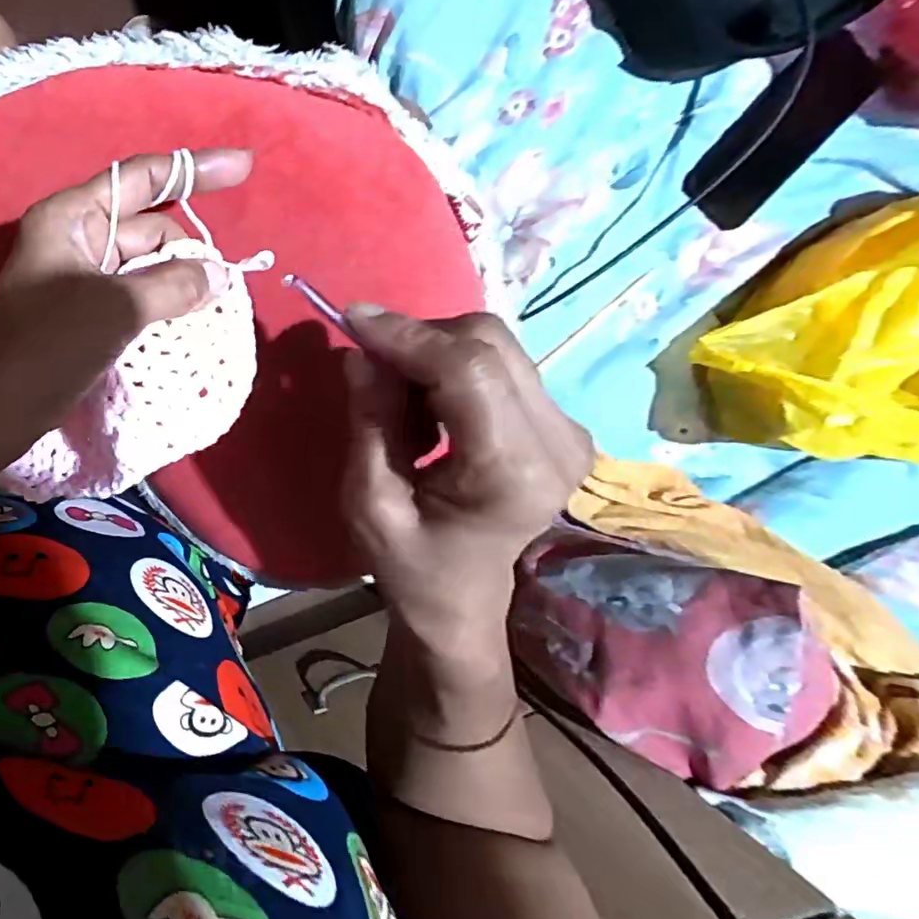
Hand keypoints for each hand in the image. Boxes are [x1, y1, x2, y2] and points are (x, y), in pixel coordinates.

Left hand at [0, 148, 253, 445]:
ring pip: (143, 262)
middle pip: (146, 225)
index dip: (194, 169)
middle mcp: (73, 238)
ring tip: (209, 301)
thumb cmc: (52, 346)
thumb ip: (175, 284)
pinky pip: (133, 291)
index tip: (246, 167)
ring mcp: (77, 276)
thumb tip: (220, 275)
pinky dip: (160, 299)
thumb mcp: (118, 308)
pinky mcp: (84, 310)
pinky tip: (188, 314)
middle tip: (221, 280)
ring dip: (176, 278)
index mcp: (70, 217)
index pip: (141, 178)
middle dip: (186, 246)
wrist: (3, 409)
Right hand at [340, 308, 592, 664]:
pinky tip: (424, 408)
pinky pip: (497, 363)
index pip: (468, 370)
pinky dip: (447, 369)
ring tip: (394, 400)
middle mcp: (558, 441)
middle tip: (366, 366)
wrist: (460, 600)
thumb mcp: (368, 502)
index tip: (351, 318)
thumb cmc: (408, 564)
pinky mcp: (557, 423)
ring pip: (493, 345)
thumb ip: (369, 424)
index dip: (406, 335)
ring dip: (430, 354)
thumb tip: (359, 355)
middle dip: (416, 339)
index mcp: (512, 471)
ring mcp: (567, 429)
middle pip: (488, 343)